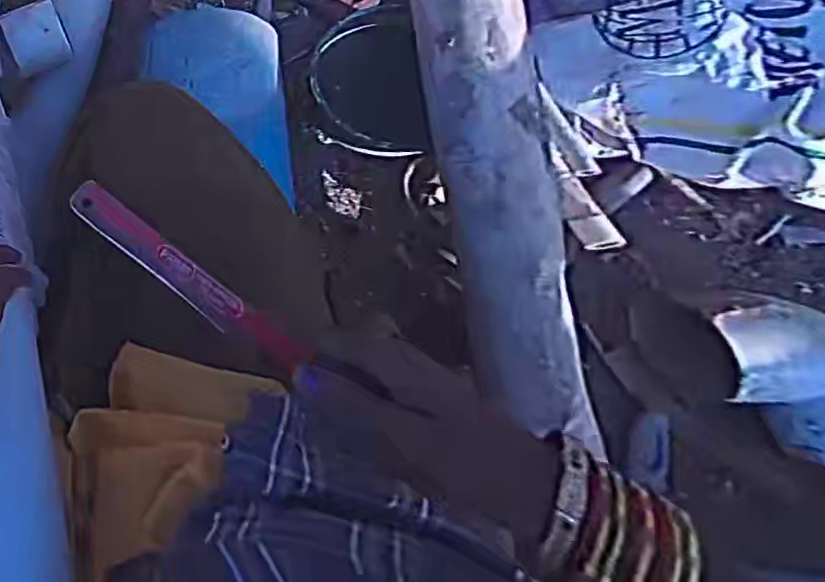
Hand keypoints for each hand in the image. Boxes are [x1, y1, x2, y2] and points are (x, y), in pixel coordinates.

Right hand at [301, 327, 560, 554]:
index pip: (329, 337)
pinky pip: (379, 387)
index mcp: (390, 356)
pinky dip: (367, 405)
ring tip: (345, 433)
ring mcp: (414, 370)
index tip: (288, 383)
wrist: (536, 485)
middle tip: (319, 418)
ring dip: (346, 395)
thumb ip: (351, 403)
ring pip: (360, 371)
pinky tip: (375, 436)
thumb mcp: (403, 436)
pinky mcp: (425, 390)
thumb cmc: (467, 460)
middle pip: (342, 352)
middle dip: (325, 378)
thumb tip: (301, 373)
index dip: (304, 353)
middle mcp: (399, 353)